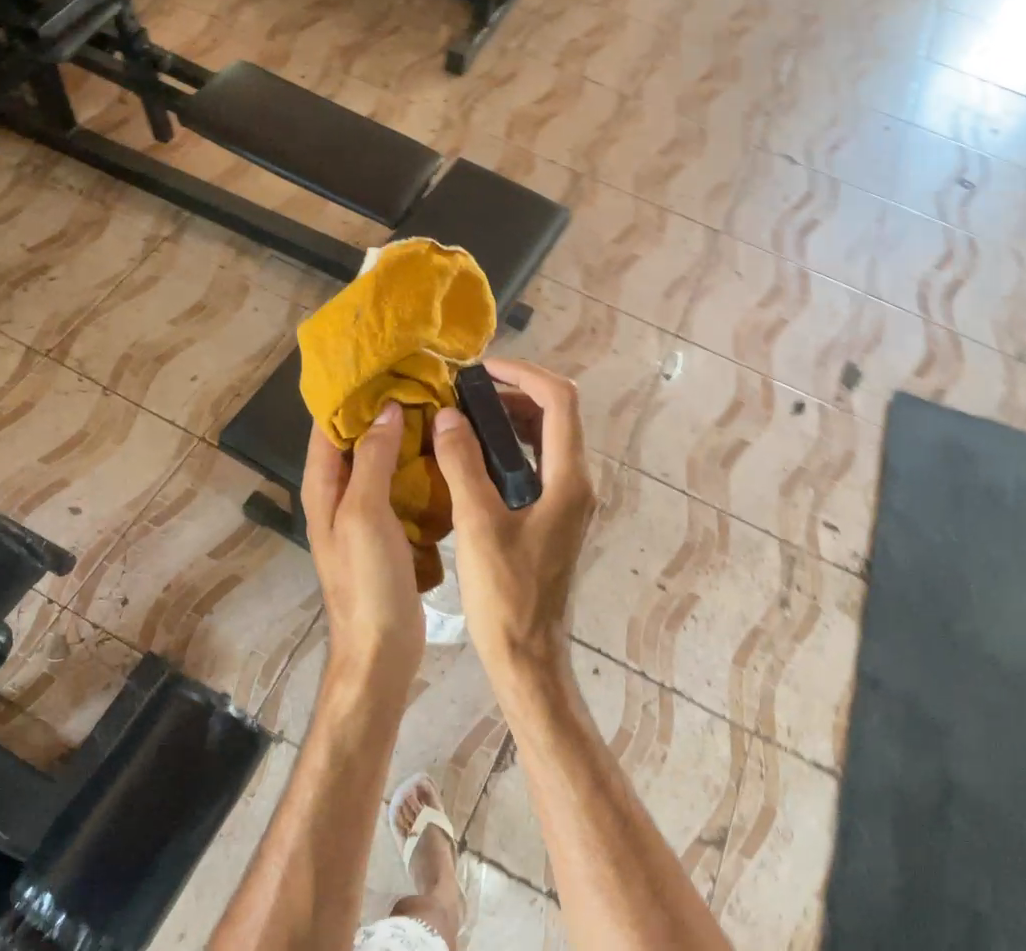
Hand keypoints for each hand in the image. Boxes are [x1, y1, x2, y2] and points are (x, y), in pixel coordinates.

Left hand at [301, 403, 425, 680]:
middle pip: (355, 444)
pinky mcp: (391, 537)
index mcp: (323, 490)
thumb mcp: (365, 514)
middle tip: (418, 382)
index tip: (378, 365)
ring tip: (435, 410)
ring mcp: (365, 520)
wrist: (381, 650)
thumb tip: (385, 411)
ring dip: (402, 441)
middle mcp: (339, 500)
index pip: (327, 429)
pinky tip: (444, 458)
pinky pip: (402, 493)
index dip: (347, 396)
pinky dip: (418, 472)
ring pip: (381, 467)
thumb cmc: (367, 582)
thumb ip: (372, 461)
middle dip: (381, 414)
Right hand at [430, 359, 596, 676]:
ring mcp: (568, 502)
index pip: (560, 400)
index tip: (480, 369)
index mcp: (570, 479)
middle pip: (555, 415)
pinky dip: (508, 450)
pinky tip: (471, 459)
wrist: (528, 655)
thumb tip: (447, 417)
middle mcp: (578, 483)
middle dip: (512, 394)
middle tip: (463, 395)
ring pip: (545, 440)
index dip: (523, 373)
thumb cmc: (506, 594)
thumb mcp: (478, 525)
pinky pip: (535, 466)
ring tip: (462, 419)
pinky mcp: (554, 518)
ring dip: (508, 421)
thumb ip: (462, 465)